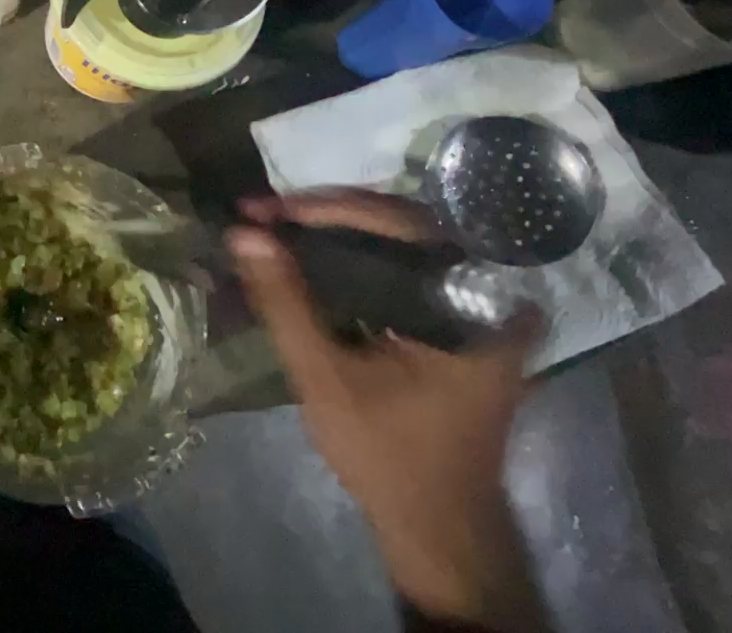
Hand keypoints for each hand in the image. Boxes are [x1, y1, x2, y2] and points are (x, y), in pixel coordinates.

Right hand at [227, 191, 547, 630]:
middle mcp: (486, 296)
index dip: (326, 210)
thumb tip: (245, 233)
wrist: (438, 525)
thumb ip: (285, 302)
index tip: (266, 207)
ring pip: (398, 247)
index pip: (397, 225)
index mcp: (471, 304)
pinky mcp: (458, 325)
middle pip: (399, 228)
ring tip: (277, 227)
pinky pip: (403, 273)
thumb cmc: (387, 453)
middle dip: (325, 216)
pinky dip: (355, 262)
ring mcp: (477, 310)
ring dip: (335, 236)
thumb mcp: (324, 376)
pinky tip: (309, 258)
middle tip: (265, 213)